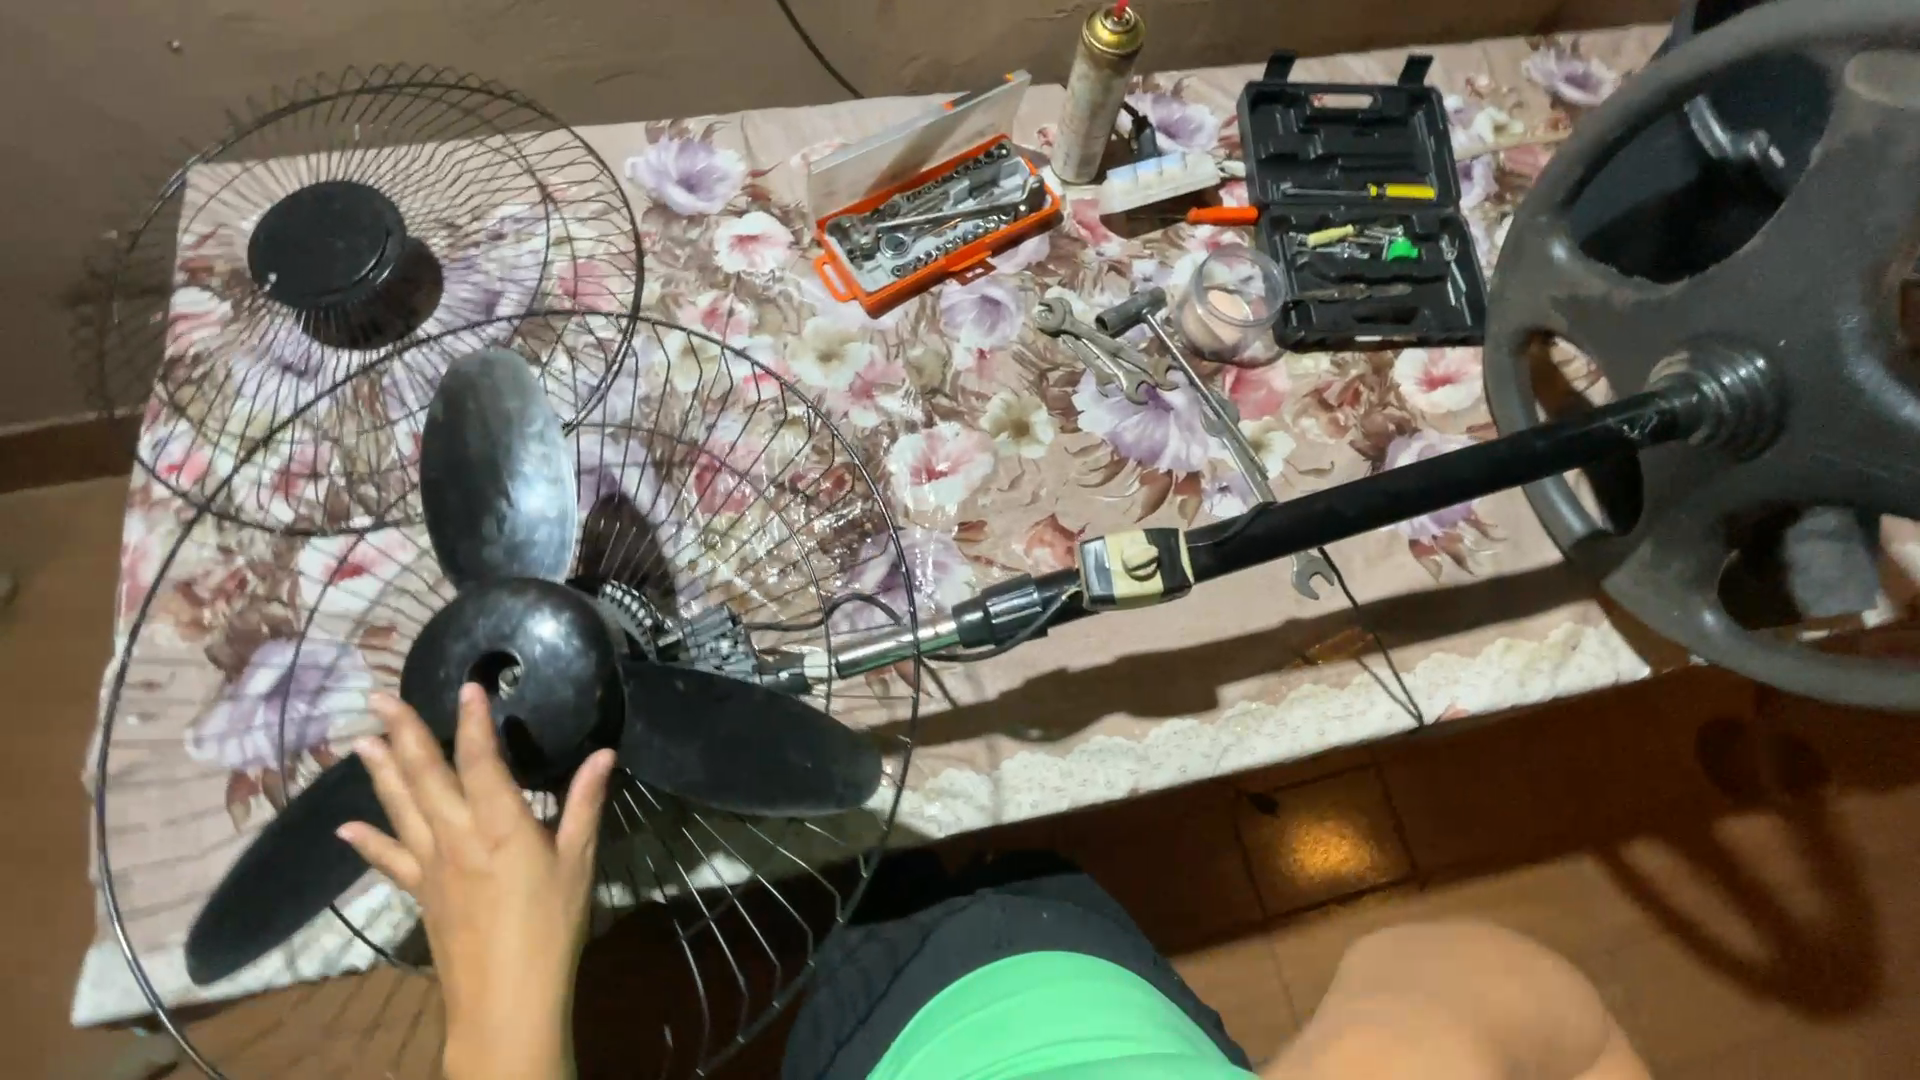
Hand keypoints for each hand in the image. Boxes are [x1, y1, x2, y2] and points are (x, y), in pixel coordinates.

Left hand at [338, 685, 616, 1079]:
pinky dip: (368, 841)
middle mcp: (456, 837)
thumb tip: (604, 754)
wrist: (504, 997)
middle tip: (379, 698)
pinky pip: (389, 859)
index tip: (467, 686)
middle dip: (404, 734)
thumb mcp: (578, 860)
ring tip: (360, 740)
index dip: (473, 722)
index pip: (480, 761)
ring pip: (400, 808)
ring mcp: (430, 866)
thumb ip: (586, 804)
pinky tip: (346, 828)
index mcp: (499, 825)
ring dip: (380, 772)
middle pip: (425, 777)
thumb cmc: (550, 924)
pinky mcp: (420, 892)